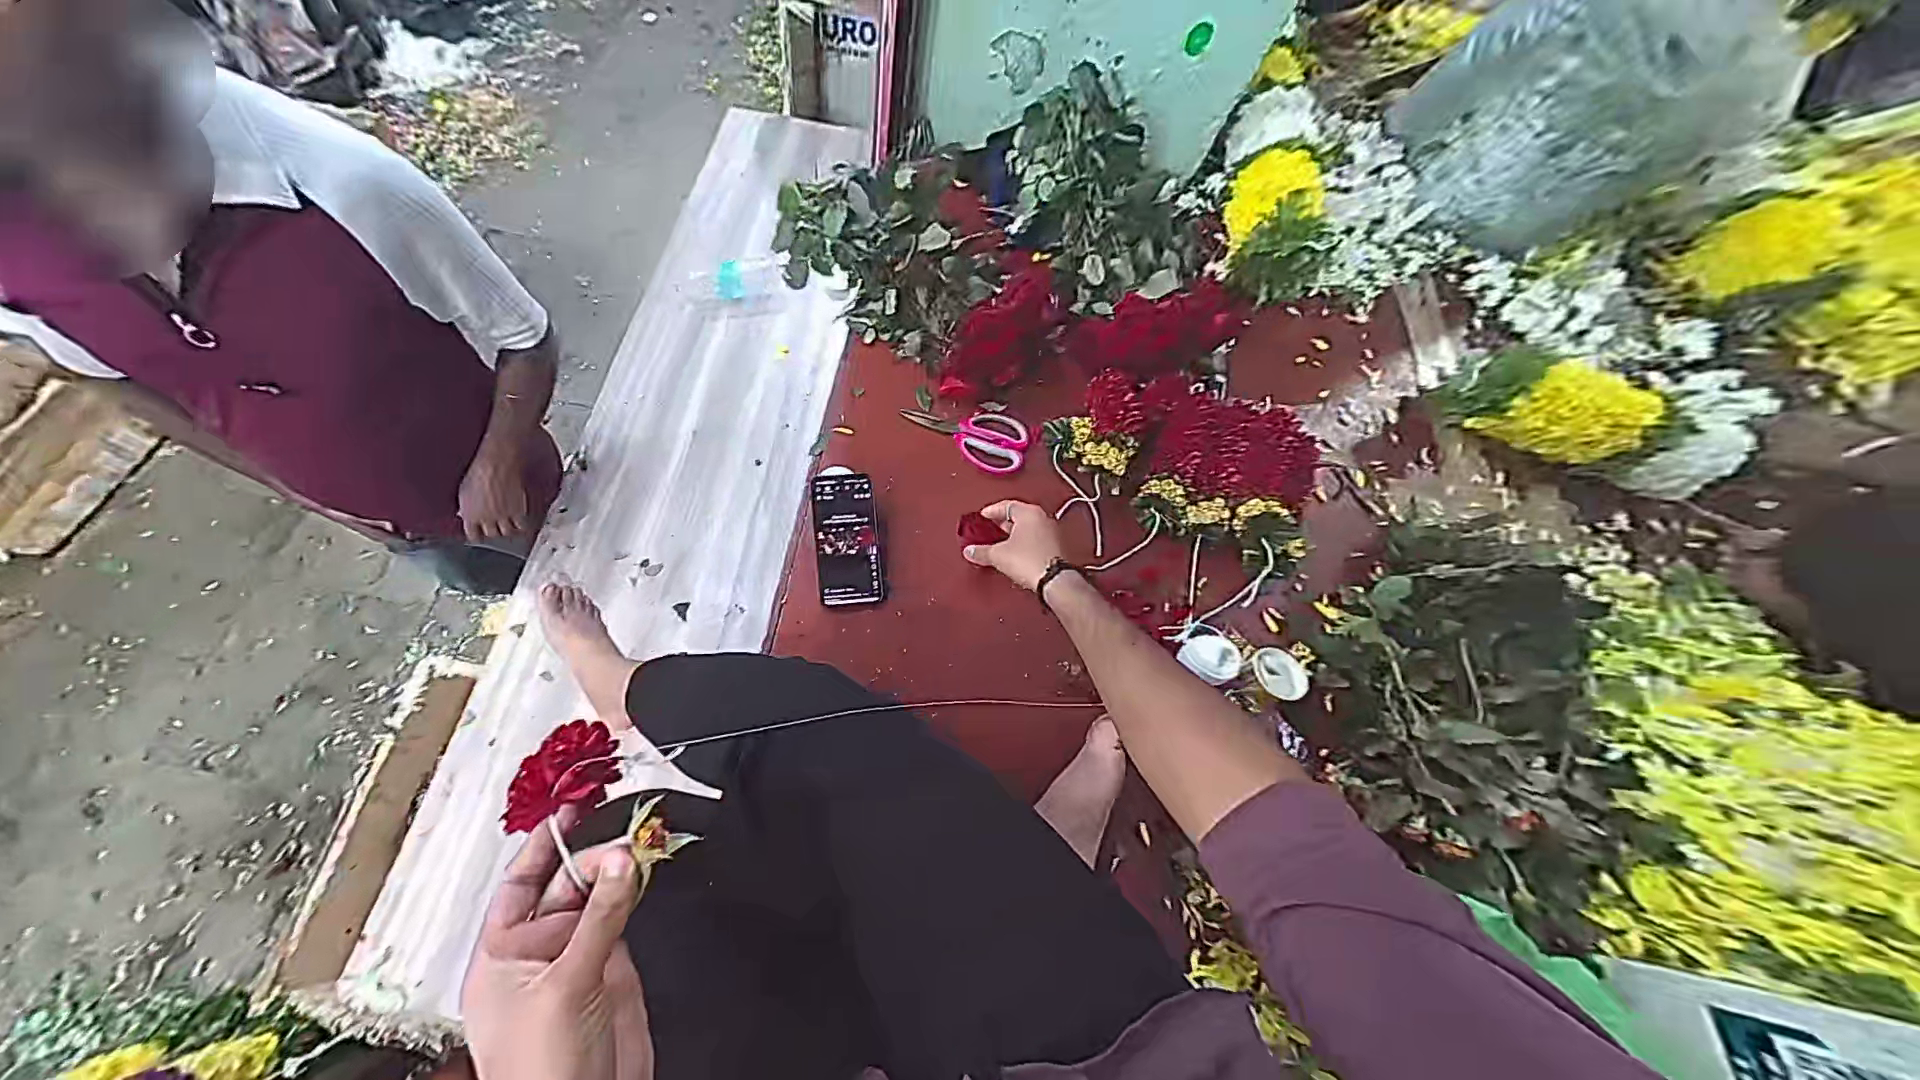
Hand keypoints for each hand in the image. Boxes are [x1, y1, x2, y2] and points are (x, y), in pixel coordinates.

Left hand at [459, 438, 532, 542]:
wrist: (498, 465)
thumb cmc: (482, 472)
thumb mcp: (466, 491)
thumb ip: (468, 506)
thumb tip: (467, 513)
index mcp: (469, 514)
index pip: (473, 534)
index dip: (479, 534)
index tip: (482, 533)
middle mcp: (486, 518)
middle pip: (493, 533)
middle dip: (496, 530)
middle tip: (500, 526)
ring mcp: (503, 517)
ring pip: (509, 532)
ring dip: (511, 529)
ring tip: (515, 525)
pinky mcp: (518, 513)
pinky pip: (522, 526)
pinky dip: (524, 525)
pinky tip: (525, 522)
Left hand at [462, 808, 653, 1079]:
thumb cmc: (543, 1071)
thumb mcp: (567, 983)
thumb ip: (601, 916)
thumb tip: (623, 859)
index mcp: (503, 956)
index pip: (518, 885)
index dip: (541, 847)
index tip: (568, 812)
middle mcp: (540, 949)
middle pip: (566, 882)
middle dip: (593, 856)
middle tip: (623, 844)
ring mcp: (579, 952)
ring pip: (599, 892)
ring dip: (618, 868)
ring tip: (638, 849)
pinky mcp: (613, 958)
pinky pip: (624, 909)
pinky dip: (636, 886)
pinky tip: (645, 871)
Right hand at [961, 500, 1064, 591]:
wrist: (1053, 579)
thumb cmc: (1032, 561)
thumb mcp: (998, 555)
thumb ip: (981, 551)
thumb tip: (971, 551)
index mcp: (1029, 512)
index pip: (1007, 505)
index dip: (992, 511)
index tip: (984, 515)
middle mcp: (1043, 519)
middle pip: (1019, 516)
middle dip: (1003, 523)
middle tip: (991, 529)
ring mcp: (1051, 533)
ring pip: (1029, 529)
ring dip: (1014, 535)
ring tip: (1001, 544)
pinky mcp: (1056, 547)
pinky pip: (1036, 541)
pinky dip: (1025, 544)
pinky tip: (1016, 555)